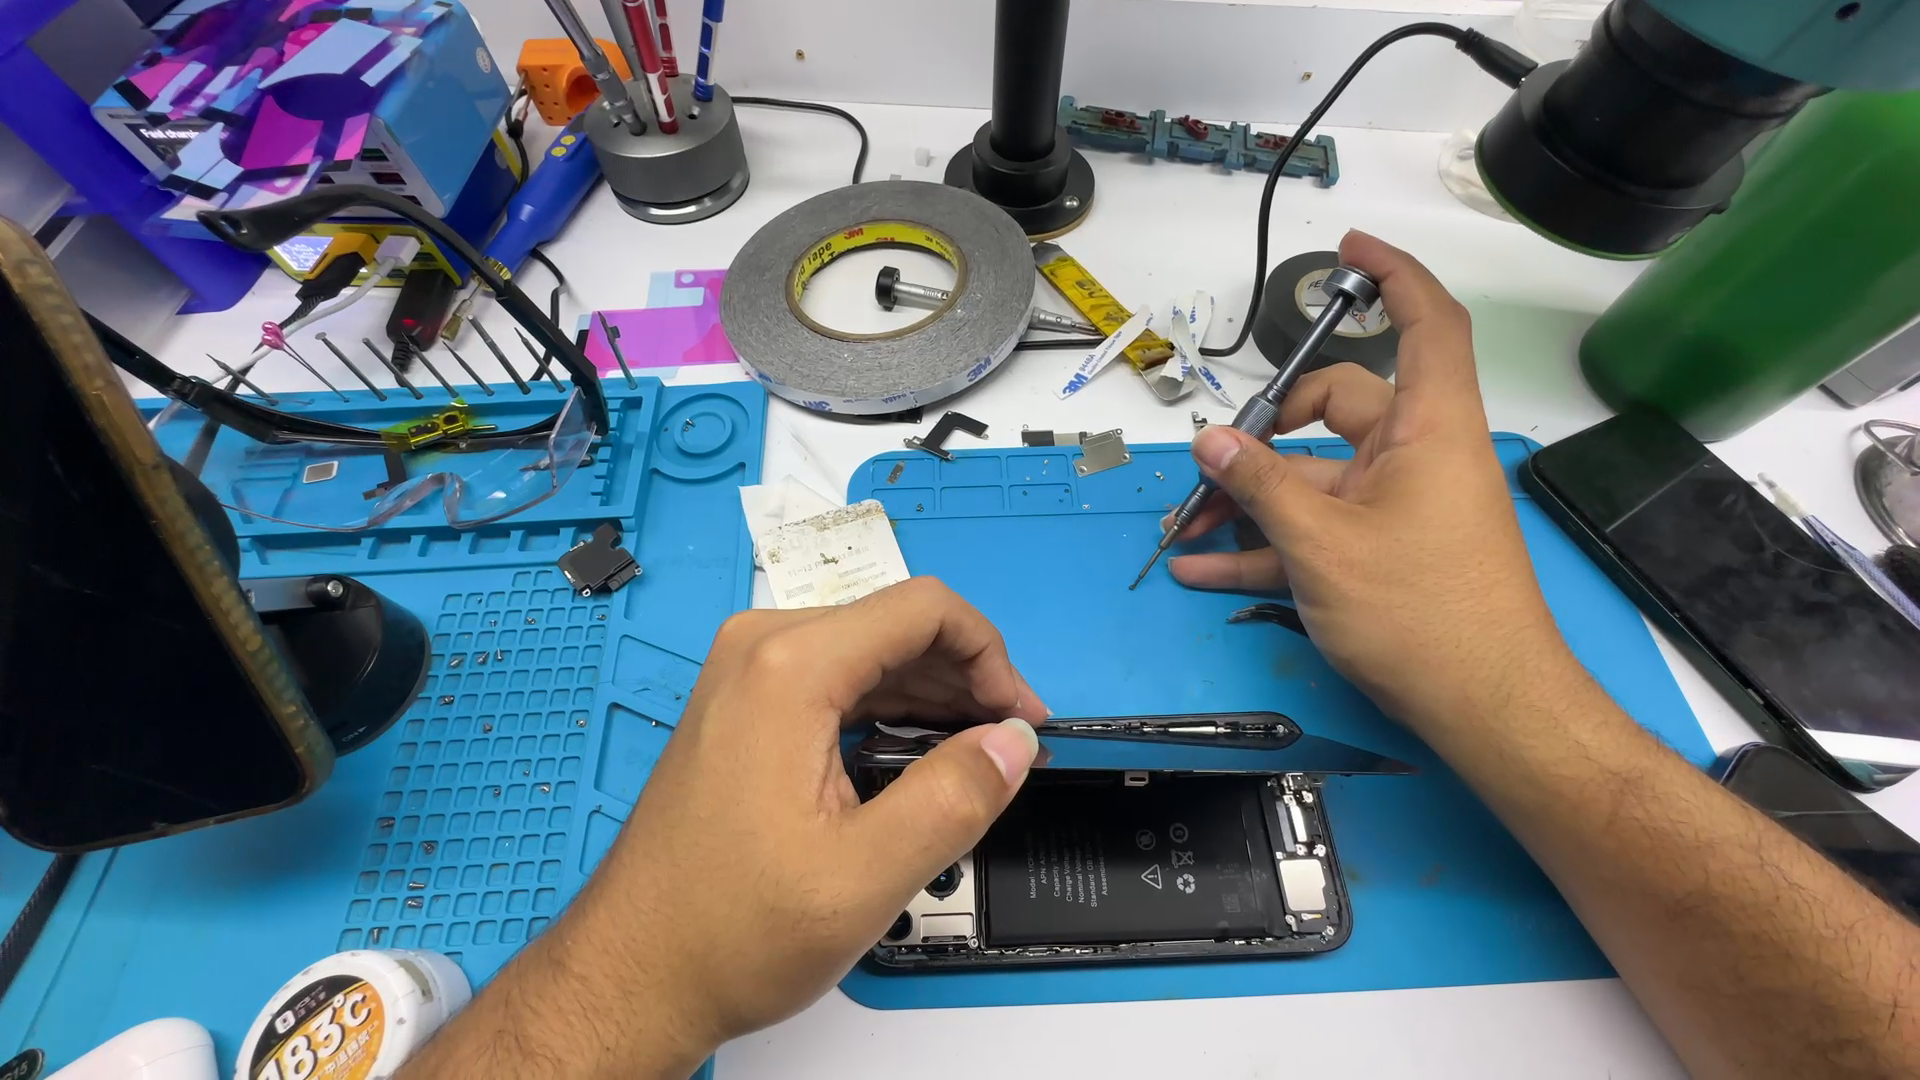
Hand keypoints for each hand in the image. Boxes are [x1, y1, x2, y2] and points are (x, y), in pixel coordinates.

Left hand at [568, 579, 1046, 1072]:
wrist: (632, 971)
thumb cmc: (735, 930)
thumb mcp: (864, 877)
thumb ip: (955, 798)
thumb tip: (1014, 741)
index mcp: (791, 664)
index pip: (923, 609)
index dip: (990, 654)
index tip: (1020, 719)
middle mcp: (764, 644)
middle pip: (897, 625)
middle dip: (966, 676)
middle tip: (1009, 744)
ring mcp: (750, 669)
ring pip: (871, 649)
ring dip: (934, 692)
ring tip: (977, 752)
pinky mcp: (747, 699)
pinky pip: (839, 677)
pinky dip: (891, 705)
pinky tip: (922, 748)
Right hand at [1167, 231, 1567, 735]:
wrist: (1480, 708)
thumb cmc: (1417, 611)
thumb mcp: (1321, 543)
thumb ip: (1260, 485)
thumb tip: (1208, 440)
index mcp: (1425, 431)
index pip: (1424, 326)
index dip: (1391, 278)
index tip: (1346, 252)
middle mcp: (1409, 457)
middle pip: (1331, 412)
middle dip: (1260, 437)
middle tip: (1207, 466)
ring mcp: (1388, 509)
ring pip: (1306, 483)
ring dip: (1244, 505)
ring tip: (1181, 531)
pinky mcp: (1372, 553)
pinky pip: (1308, 534)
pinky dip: (1258, 549)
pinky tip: (1200, 569)